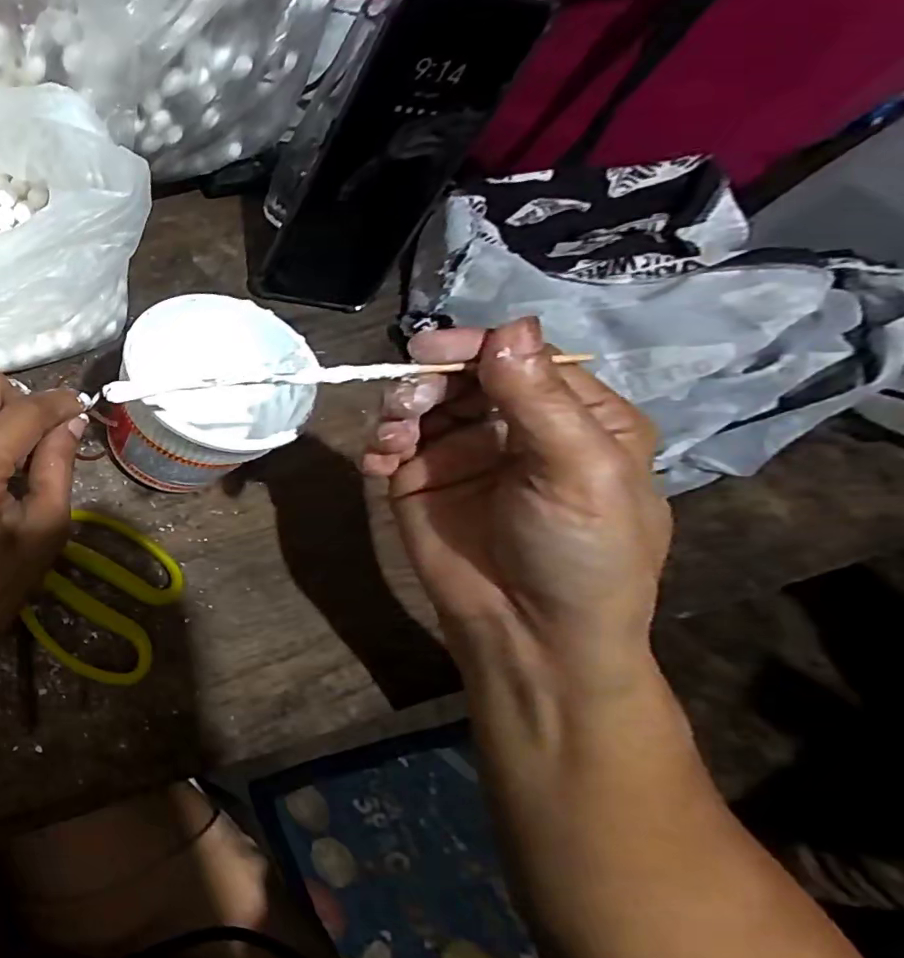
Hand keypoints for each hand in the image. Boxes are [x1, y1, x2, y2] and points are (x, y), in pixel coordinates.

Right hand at [360, 317, 671, 701]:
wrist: (529, 631)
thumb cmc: (581, 552)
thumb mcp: (578, 472)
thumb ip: (539, 401)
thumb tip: (509, 326)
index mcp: (573, 417)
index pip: (520, 358)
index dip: (476, 346)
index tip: (429, 349)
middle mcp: (512, 426)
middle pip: (460, 376)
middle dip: (428, 381)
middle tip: (409, 403)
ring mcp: (459, 454)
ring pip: (418, 405)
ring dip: (398, 411)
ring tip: (393, 441)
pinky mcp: (416, 481)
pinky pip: (388, 446)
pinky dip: (377, 445)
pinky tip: (379, 463)